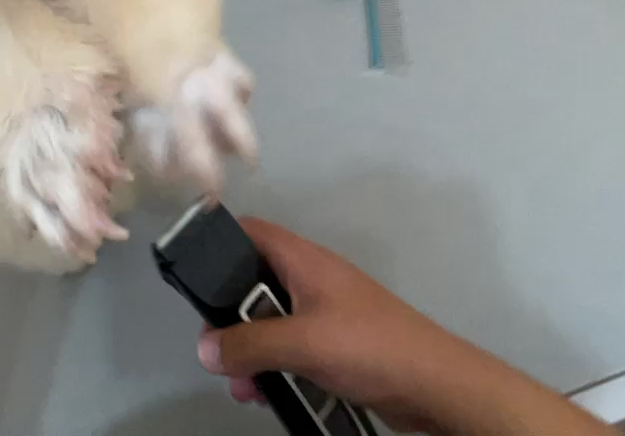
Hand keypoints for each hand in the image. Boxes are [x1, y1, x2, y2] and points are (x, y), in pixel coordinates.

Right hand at [194, 218, 477, 434]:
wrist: (434, 385)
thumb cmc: (368, 345)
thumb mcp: (302, 343)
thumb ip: (250, 345)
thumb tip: (204, 348)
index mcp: (303, 260)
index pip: (251, 231)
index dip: (219, 240)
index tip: (191, 268)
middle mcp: (310, 279)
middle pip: (254, 282)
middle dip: (231, 316)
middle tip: (214, 346)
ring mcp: (324, 312)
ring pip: (271, 322)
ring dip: (252, 351)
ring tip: (241, 386)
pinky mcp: (335, 345)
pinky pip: (291, 348)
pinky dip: (276, 367)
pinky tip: (267, 394)